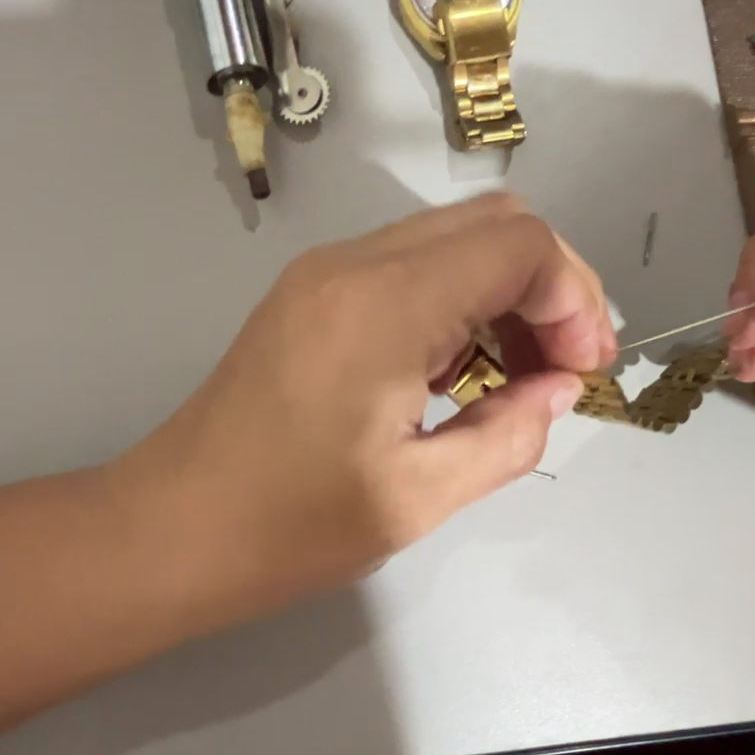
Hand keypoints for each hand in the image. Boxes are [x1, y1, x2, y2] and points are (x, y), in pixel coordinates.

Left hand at [116, 194, 614, 625]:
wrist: (169, 529)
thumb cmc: (289, 527)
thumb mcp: (418, 496)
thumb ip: (508, 433)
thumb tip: (558, 388)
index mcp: (384, 303)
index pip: (519, 244)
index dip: (574, 298)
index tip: (585, 371)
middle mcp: (352, 263)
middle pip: (489, 225)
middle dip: (546, 289)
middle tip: (559, 371)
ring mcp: (321, 274)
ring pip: (447, 243)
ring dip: (499, 296)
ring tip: (510, 382)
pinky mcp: (306, 297)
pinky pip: (404, 271)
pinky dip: (451, 305)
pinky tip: (451, 375)